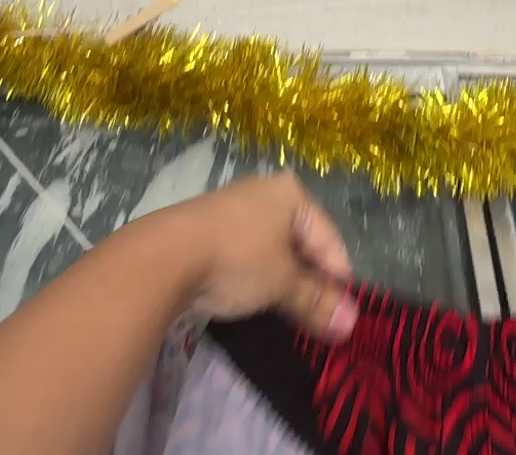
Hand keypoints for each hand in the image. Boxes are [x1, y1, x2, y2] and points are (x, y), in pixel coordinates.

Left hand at [139, 171, 358, 342]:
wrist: (163, 256)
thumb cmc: (237, 258)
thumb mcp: (282, 283)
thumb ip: (317, 301)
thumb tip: (352, 324)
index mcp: (291, 193)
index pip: (329, 240)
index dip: (337, 280)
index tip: (340, 317)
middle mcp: (265, 191)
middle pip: (301, 243)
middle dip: (308, 282)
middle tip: (315, 320)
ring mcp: (235, 208)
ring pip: (272, 250)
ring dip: (280, 282)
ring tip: (283, 314)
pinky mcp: (209, 228)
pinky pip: (245, 254)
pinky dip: (253, 277)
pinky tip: (248, 299)